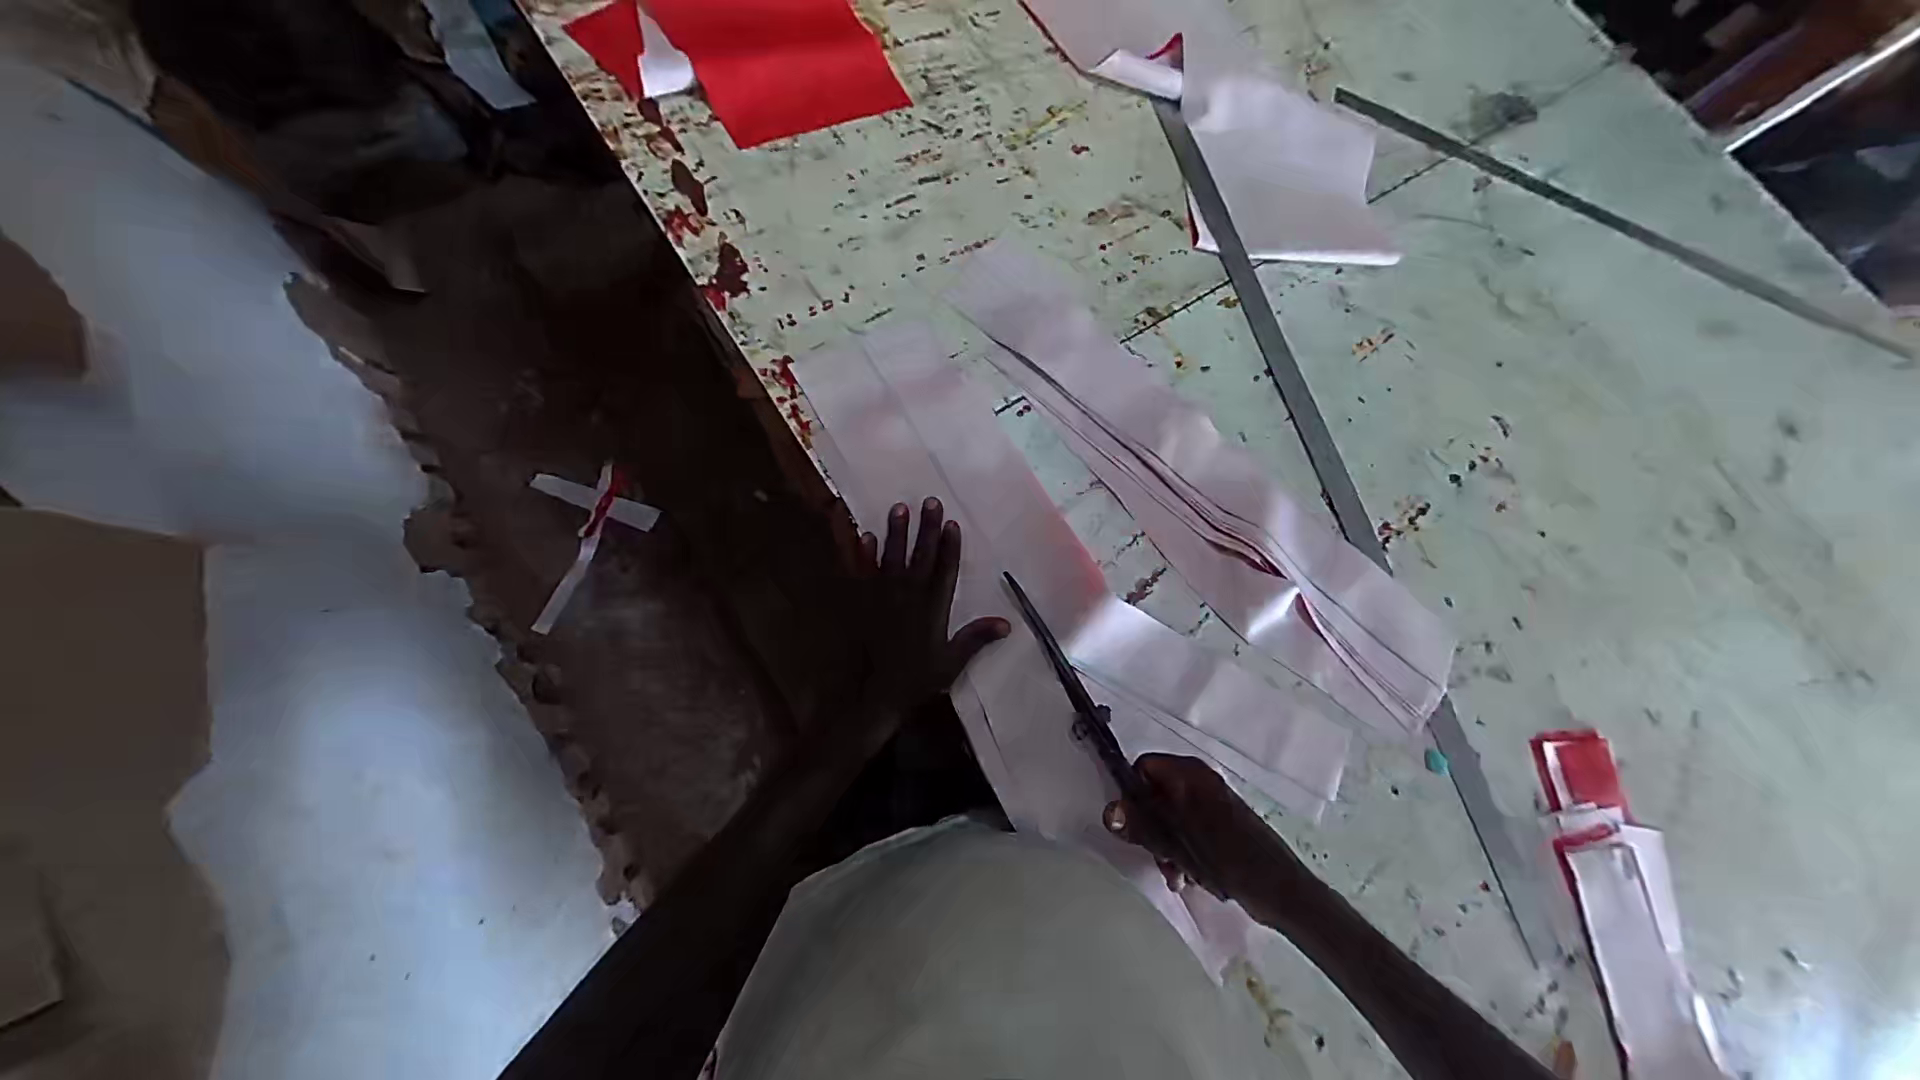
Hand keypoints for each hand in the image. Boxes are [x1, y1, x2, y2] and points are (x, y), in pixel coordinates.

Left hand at [853, 498, 1009, 718]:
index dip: (949, 546)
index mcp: (932, 608)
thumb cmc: (916, 679)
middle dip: (926, 528)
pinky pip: (862, 573)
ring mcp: (883, 597)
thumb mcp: (951, 663)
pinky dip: (862, 555)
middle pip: (920, 556)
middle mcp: (909, 596)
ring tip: (899, 507)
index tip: (952, 523)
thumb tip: (1007, 624)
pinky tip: (863, 535)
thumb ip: (975, 639)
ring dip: (896, 533)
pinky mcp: (862, 603)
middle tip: (930, 501)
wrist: (876, 694)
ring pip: (891, 557)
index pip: (945, 570)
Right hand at [1102, 753, 1302, 897]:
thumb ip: (1140, 824)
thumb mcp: (1176, 843)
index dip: (1132, 794)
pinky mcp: (1224, 823)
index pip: (1143, 767)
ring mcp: (1214, 802)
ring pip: (1171, 815)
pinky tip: (1190, 875)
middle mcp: (1200, 781)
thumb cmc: (1227, 858)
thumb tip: (1109, 811)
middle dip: (1151, 827)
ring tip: (1176, 873)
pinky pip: (1190, 828)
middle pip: (1155, 793)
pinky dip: (1184, 849)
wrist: (1281, 889)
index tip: (1132, 824)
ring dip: (1167, 844)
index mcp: (1189, 774)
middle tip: (1156, 855)